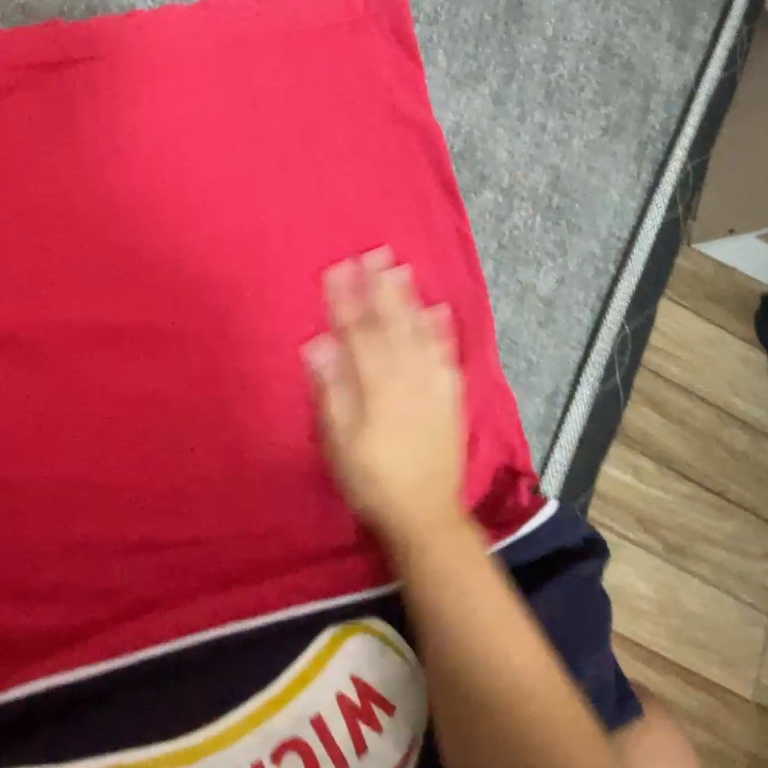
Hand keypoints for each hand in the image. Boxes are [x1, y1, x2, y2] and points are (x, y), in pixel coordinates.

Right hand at [304, 248, 467, 548]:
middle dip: (380, 287)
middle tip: (374, 252)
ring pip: (419, 332)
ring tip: (401, 268)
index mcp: (376, 385)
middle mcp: (407, 376)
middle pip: (390, 323)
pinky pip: (446, 354)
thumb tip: (317, 345)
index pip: (357, 332)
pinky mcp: (450, 397)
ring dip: (409, 298)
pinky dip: (441, 329)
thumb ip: (331, 391)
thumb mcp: (339, 441)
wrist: (425, 515)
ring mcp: (432, 385)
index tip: (337, 268)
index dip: (345, 299)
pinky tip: (438, 310)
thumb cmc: (371, 479)